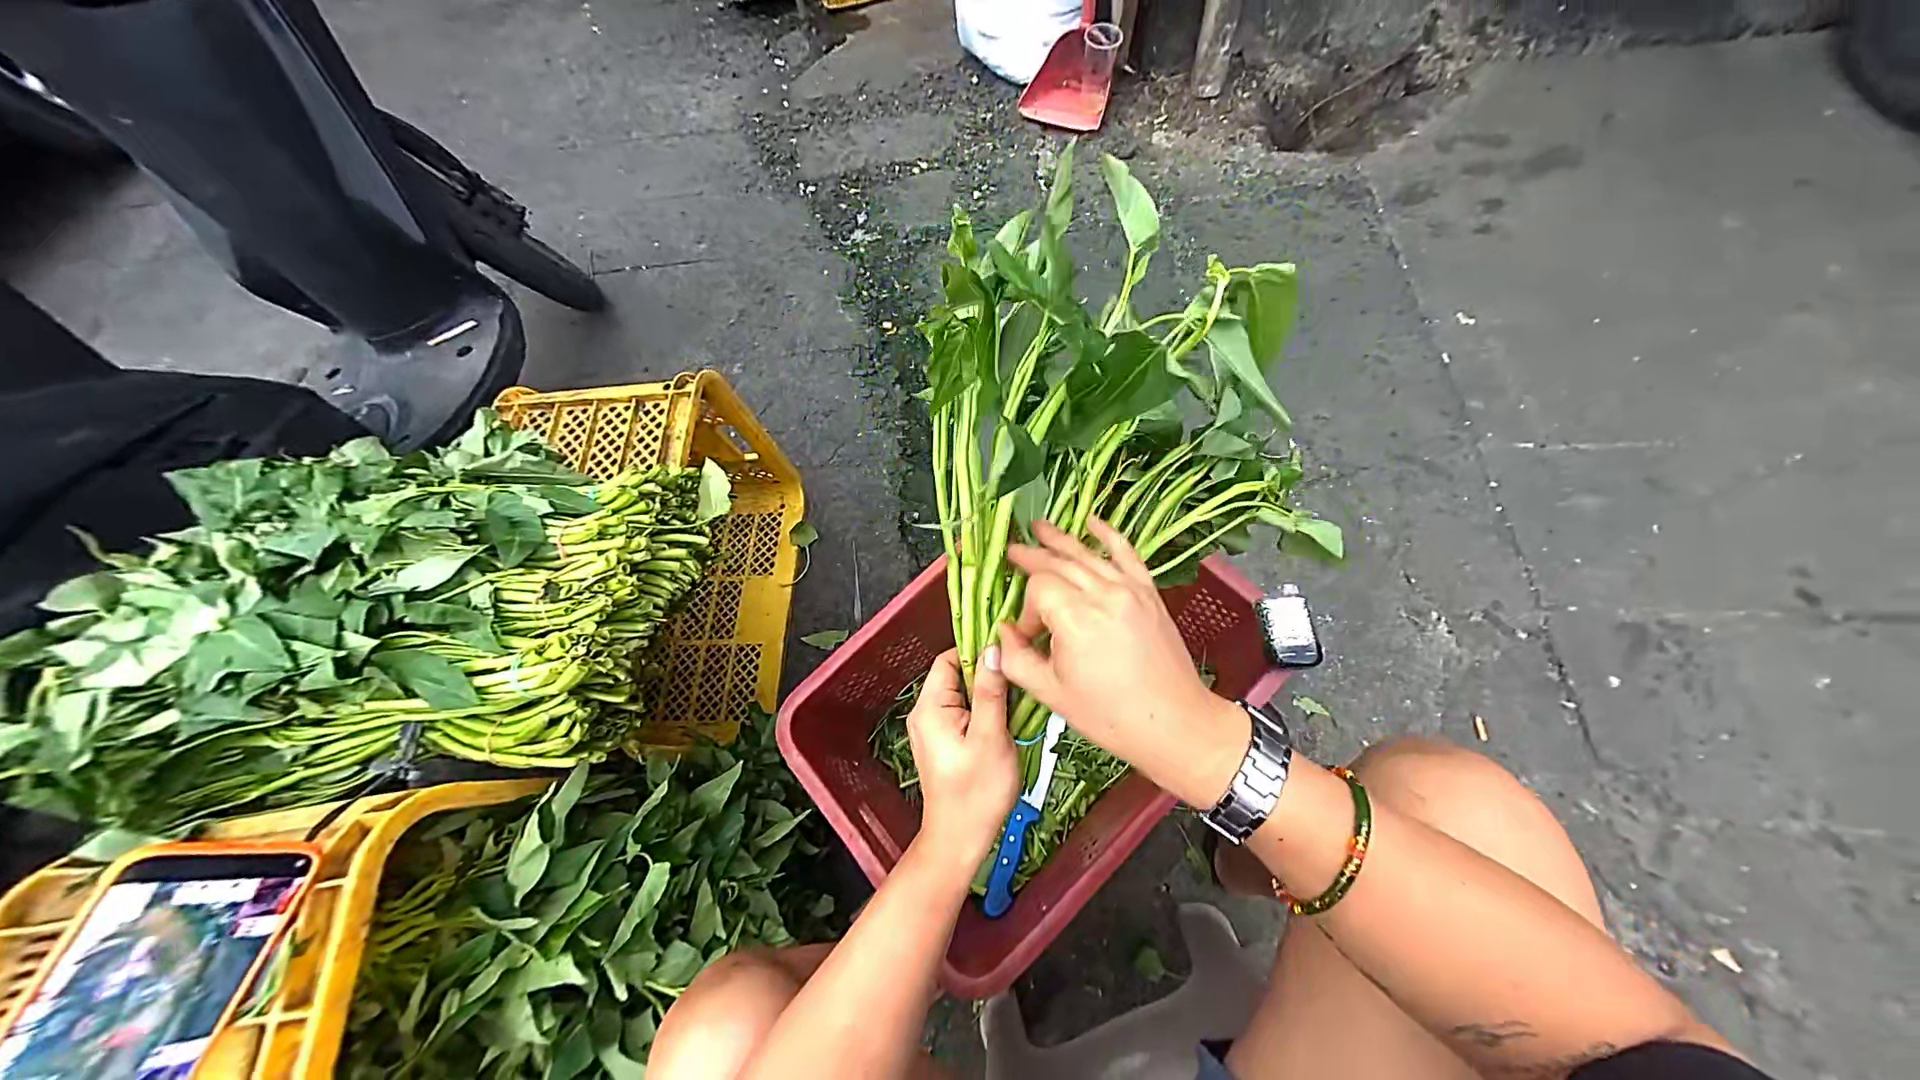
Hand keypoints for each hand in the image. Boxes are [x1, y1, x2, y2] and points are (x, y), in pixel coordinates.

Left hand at [905, 648, 1020, 876]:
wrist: (961, 839)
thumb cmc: (976, 793)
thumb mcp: (990, 737)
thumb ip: (990, 691)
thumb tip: (993, 649)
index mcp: (930, 707)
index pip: (950, 658)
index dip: (978, 651)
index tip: (1008, 653)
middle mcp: (925, 712)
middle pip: (957, 675)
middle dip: (988, 674)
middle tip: (1019, 681)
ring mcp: (933, 728)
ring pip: (964, 693)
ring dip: (990, 693)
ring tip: (1017, 702)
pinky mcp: (944, 741)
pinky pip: (965, 712)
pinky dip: (986, 710)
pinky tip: (1007, 720)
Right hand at [998, 519, 1250, 808]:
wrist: (1175, 723)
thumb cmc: (1112, 716)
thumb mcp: (1051, 694)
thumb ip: (1017, 659)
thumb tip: (1003, 634)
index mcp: (1077, 619)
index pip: (1038, 590)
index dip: (1025, 610)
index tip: (1027, 637)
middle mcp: (1104, 595)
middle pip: (1059, 563)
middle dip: (1032, 557)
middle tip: (1012, 551)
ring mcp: (1130, 590)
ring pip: (1087, 554)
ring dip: (1060, 539)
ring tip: (1039, 527)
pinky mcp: (1149, 593)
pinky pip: (1127, 554)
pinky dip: (1108, 535)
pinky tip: (1092, 522)